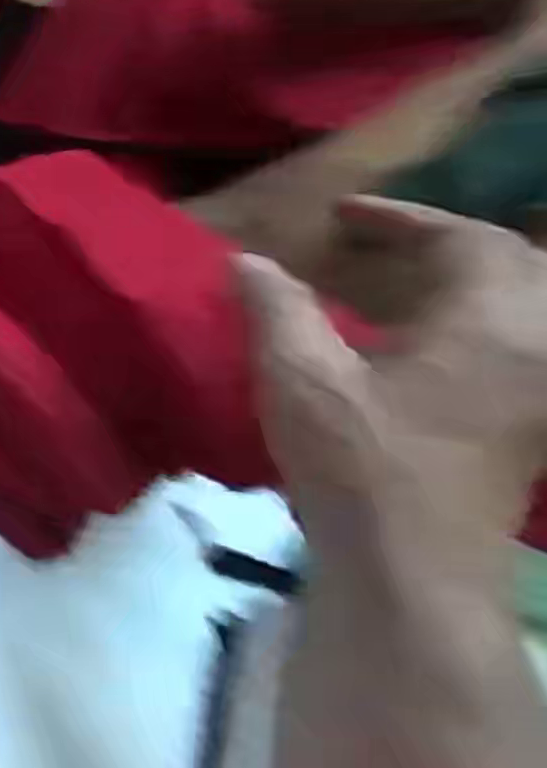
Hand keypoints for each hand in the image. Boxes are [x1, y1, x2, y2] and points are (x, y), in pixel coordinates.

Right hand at [237, 197, 546, 587]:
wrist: (409, 553)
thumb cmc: (354, 454)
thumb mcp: (296, 372)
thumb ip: (275, 307)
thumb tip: (249, 259)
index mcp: (492, 329)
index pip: (472, 244)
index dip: (405, 217)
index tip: (341, 213)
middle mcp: (539, 349)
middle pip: (522, 269)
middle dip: (448, 242)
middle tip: (374, 239)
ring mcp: (539, 389)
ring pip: (525, 307)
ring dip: (465, 279)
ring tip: (392, 276)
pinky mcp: (524, 419)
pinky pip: (515, 342)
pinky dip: (468, 317)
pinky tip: (412, 334)